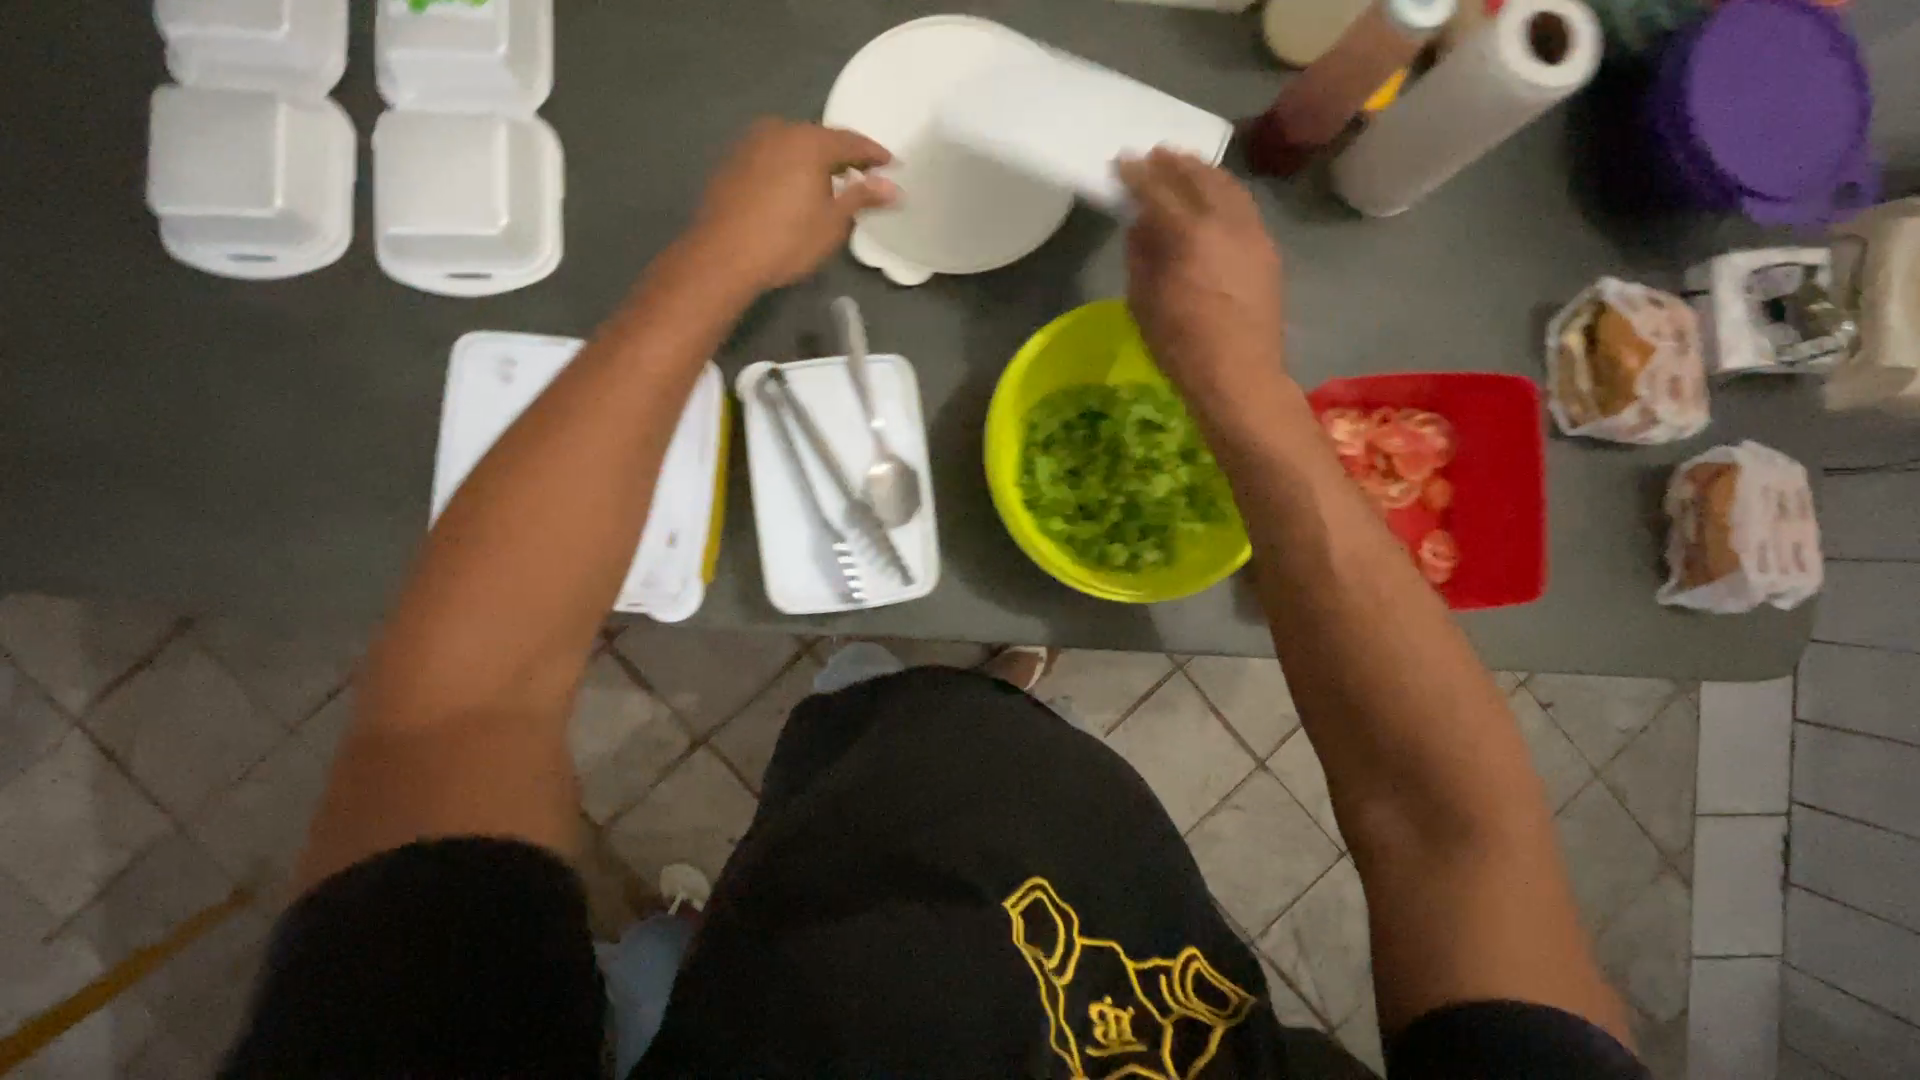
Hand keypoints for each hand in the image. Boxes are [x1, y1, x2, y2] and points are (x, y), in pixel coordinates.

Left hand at [688, 118, 897, 290]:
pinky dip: (788, 168)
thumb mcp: (832, 223)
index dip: (874, 154)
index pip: (851, 141)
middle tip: (861, 175)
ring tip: (828, 185)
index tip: (891, 165)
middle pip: (820, 139)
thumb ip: (862, 197)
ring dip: (813, 162)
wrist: (722, 256)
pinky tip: (793, 190)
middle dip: (842, 157)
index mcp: (809, 141)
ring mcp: (750, 143)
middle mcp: (779, 130)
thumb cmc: (786, 240)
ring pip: (793, 146)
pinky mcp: (731, 161)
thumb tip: (892, 187)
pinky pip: (771, 157)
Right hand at [1117, 149, 1287, 408]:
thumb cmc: (1181, 347)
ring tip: (1186, 165)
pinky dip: (1225, 193)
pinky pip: (1244, 207)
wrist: (1240, 376)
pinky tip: (1215, 199)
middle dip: (1174, 163)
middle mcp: (1225, 222)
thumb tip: (1140, 226)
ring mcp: (1252, 233)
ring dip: (1204, 172)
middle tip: (1155, 154)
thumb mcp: (1144, 303)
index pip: (1157, 190)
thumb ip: (1141, 256)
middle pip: (1198, 177)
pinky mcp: (1268, 250)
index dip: (1136, 174)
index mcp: (1188, 234)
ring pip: (1228, 187)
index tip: (1122, 162)